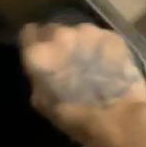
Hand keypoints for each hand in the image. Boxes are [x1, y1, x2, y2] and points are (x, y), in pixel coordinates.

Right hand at [19, 22, 145, 145]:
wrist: (116, 117)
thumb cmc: (73, 115)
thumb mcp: (41, 101)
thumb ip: (37, 76)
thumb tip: (41, 69)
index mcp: (38, 52)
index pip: (28, 32)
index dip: (33, 43)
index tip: (40, 53)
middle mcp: (60, 34)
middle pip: (52, 29)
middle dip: (57, 42)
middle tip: (65, 60)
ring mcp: (88, 32)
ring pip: (78, 32)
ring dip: (79, 43)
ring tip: (88, 62)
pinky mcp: (111, 36)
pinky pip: (99, 37)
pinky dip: (100, 47)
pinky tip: (106, 63)